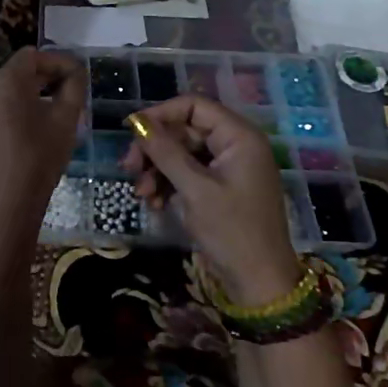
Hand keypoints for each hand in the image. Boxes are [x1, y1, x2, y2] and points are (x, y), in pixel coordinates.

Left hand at [0, 48, 86, 213]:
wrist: (12, 195)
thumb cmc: (41, 153)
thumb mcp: (66, 117)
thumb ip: (74, 87)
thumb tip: (75, 73)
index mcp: (6, 80)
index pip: (34, 54)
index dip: (59, 61)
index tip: (80, 77)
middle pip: (22, 68)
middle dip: (50, 74)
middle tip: (77, 89)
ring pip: (14, 85)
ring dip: (39, 88)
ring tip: (65, 103)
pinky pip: (6, 101)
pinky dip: (26, 101)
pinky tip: (45, 117)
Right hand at [121, 95, 301, 305]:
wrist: (258, 281)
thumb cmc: (231, 230)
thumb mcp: (194, 189)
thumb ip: (165, 152)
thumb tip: (137, 121)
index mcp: (239, 137)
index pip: (194, 106)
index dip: (161, 114)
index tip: (131, 132)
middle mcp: (235, 146)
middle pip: (185, 130)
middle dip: (154, 148)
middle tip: (129, 169)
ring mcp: (228, 168)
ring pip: (182, 153)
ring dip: (157, 170)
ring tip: (142, 194)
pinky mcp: (220, 188)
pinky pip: (188, 174)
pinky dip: (168, 184)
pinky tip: (154, 203)